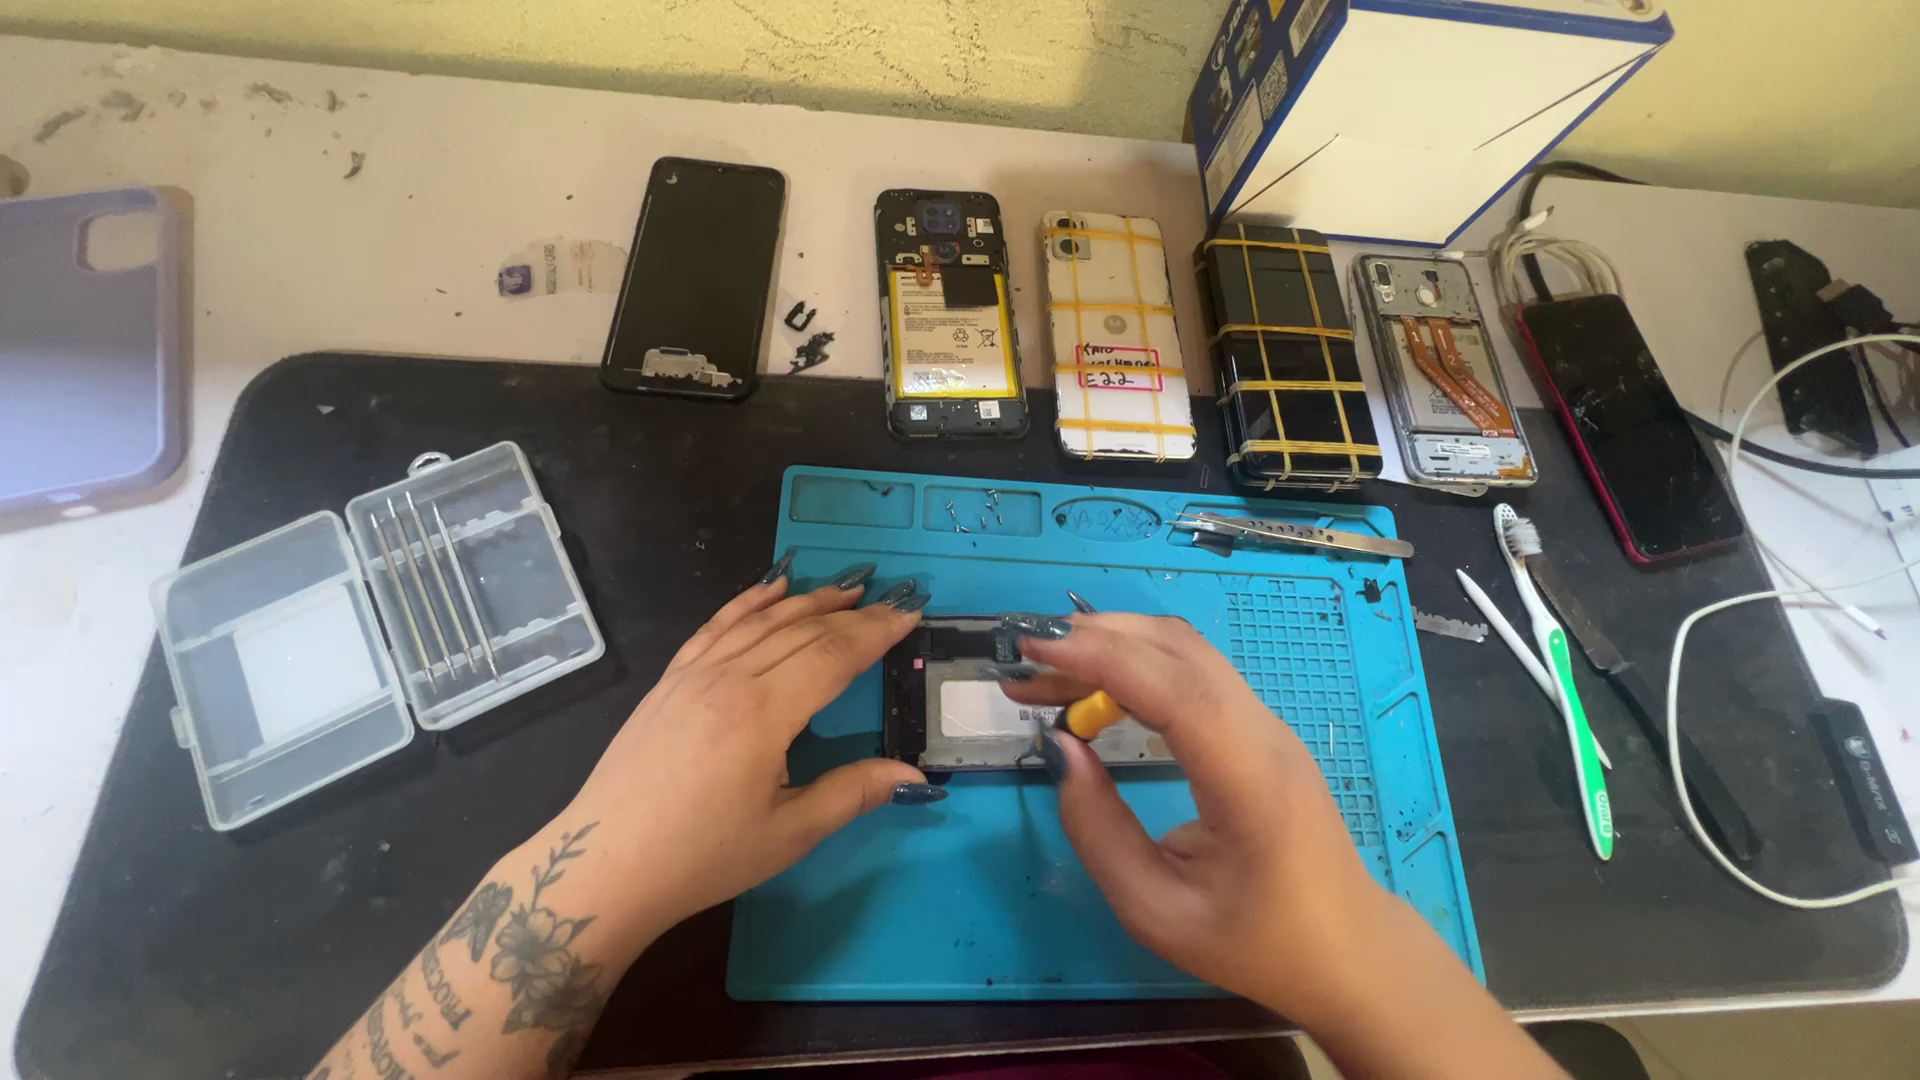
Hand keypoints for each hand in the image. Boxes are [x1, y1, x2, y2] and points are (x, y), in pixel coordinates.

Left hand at [563, 565, 932, 950]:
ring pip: (762, 621)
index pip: (832, 655)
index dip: (875, 633)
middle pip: (803, 631)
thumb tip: (915, 777)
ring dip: (810, 600)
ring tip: (848, 588)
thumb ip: (853, 793)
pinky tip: (772, 588)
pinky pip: (716, 626)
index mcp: (763, 713)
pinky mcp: (670, 680)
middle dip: (853, 615)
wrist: (606, 868)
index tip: (909, 616)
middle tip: (892, 604)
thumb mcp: (787, 834)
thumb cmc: (702, 857)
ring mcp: (694, 674)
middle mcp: (730, 679)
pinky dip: (748, 601)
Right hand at [1002, 613, 1390, 1020]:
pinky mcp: (1254, 724)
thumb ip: (1097, 828)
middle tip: (1025, 657)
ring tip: (1046, 671)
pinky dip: (1133, 663)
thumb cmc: (1254, 942)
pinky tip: (1092, 686)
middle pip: (1177, 649)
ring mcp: (1265, 721)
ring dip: (1111, 644)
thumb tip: (1059, 745)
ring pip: (1183, 650)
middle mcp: (1264, 733)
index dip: (1101, 656)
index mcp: (1250, 781)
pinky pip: (1189, 672)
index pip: (1175, 688)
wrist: (1348, 952)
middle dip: (1094, 638)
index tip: (1034, 648)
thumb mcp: (1156, 909)